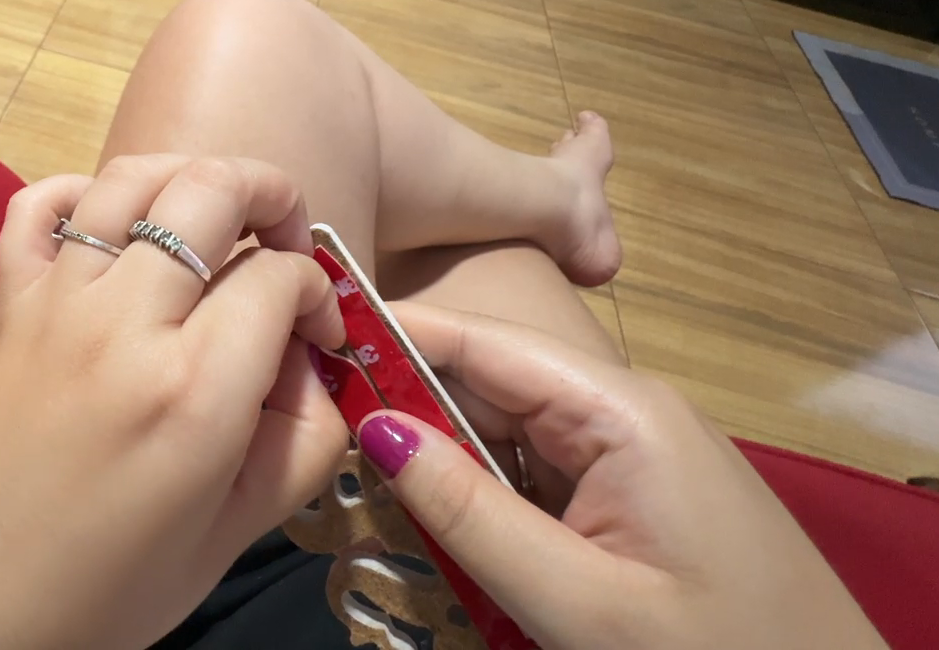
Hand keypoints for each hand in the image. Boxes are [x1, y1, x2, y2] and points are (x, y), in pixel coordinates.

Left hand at [0, 156, 348, 649]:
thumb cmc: (101, 592)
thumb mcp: (230, 536)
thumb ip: (299, 441)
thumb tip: (314, 361)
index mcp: (193, 391)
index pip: (279, 278)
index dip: (318, 290)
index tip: (317, 328)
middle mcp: (122, 323)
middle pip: (212, 191)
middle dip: (273, 194)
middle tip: (286, 241)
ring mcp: (54, 302)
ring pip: (130, 179)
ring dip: (189, 177)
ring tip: (213, 215)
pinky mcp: (4, 302)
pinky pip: (35, 206)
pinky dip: (80, 192)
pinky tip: (111, 224)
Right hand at [359, 303, 885, 649]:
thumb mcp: (585, 606)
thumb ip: (470, 511)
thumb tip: (374, 425)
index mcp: (619, 409)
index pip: (480, 342)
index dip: (393, 331)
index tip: (315, 335)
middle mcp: (617, 408)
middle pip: (483, 381)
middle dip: (408, 406)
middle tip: (330, 433)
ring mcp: (623, 448)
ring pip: (497, 426)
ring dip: (439, 456)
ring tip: (374, 484)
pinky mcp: (622, 488)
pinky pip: (525, 467)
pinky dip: (477, 489)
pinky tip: (444, 521)